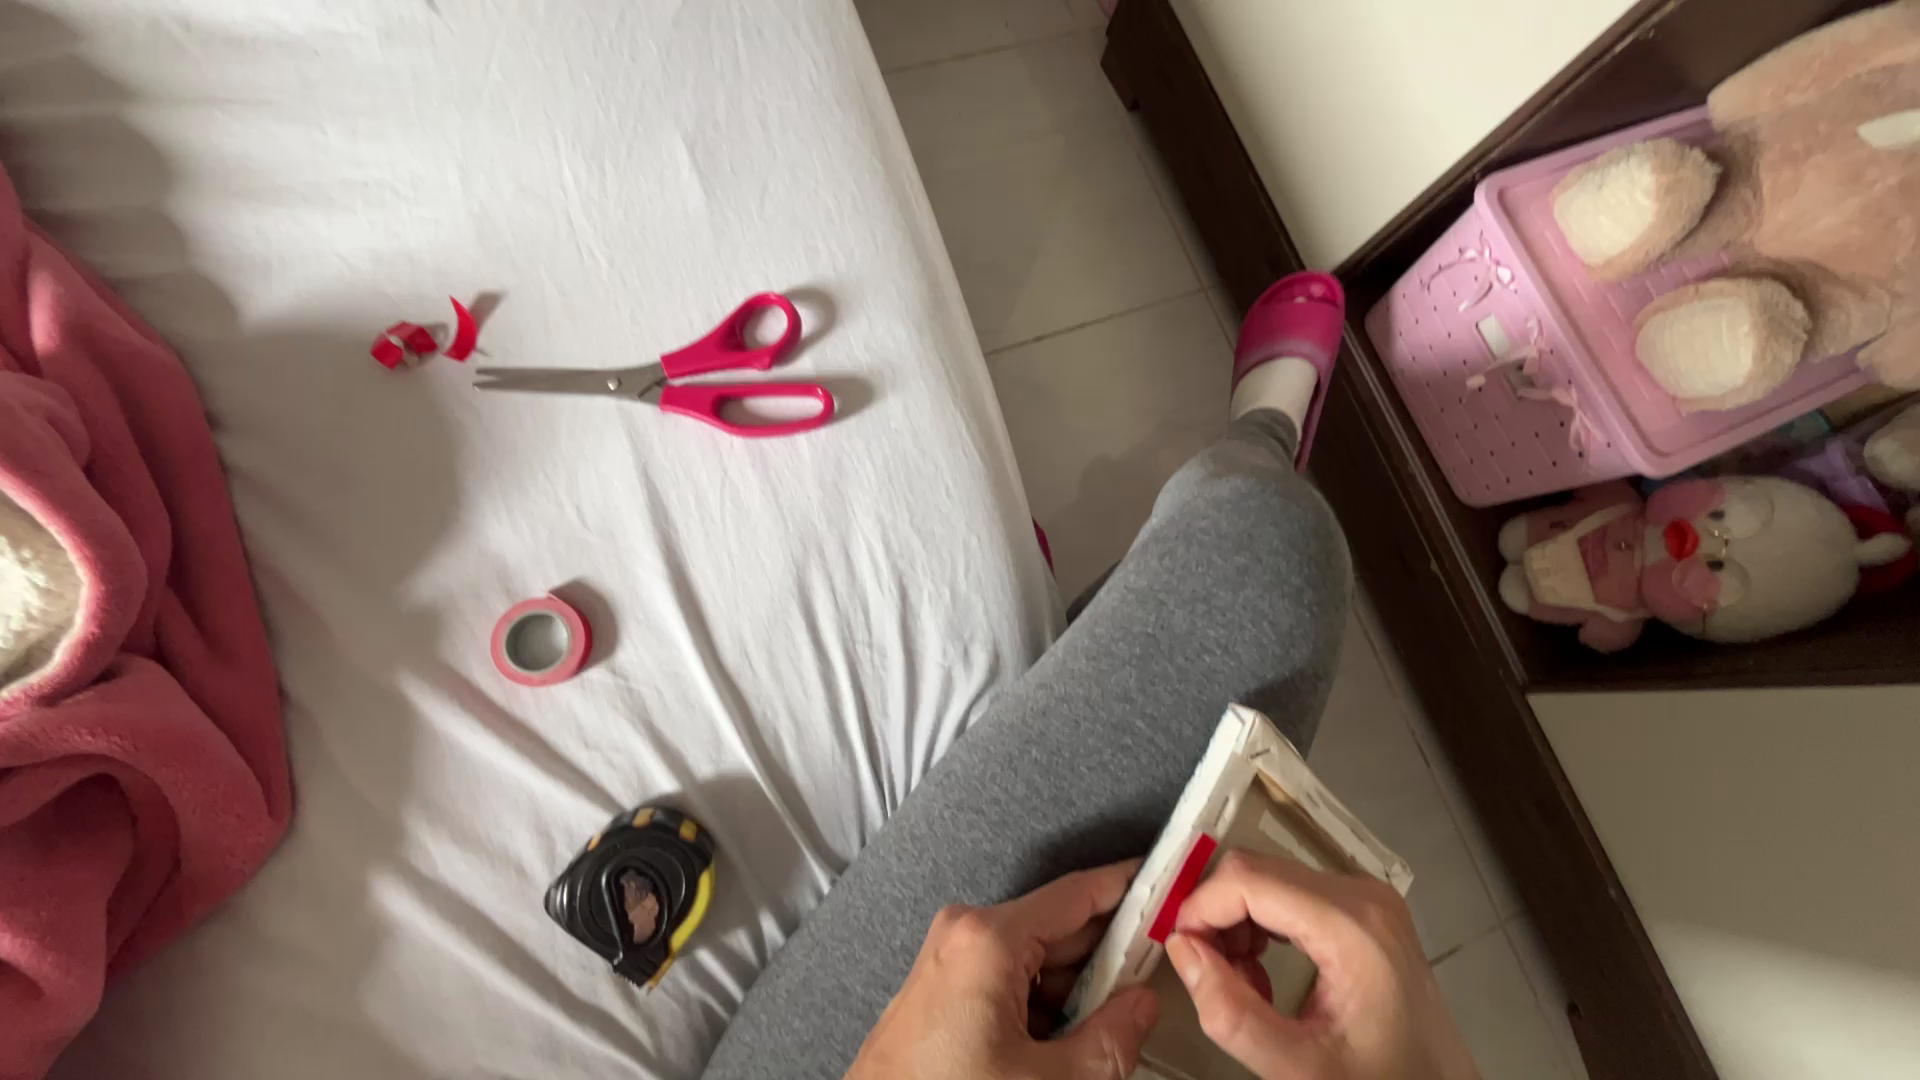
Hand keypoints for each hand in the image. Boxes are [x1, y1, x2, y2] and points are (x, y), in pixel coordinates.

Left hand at [845, 861, 1162, 1079]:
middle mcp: (966, 931)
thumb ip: (1109, 1040)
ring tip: (1111, 1021)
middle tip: (1154, 971)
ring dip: (1074, 986)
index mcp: (989, 938)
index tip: (1162, 881)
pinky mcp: (941, 985)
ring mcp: (949, 956)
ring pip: (1033, 957)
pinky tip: (1065, 1038)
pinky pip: (1006, 978)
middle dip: (1106, 952)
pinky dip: (1042, 1002)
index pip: (1076, 895)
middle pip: (1056, 928)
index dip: (1125, 887)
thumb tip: (1143, 1005)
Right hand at [1164, 851, 1479, 1079]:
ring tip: (1239, 983)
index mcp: (1352, 925)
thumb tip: (1179, 949)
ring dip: (1234, 922)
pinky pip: (1288, 891)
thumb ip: (1232, 1014)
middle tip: (1209, 975)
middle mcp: (1360, 893)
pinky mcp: (1363, 906)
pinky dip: (1259, 922)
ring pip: (1265, 877)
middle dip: (1216, 917)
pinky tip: (1261, 971)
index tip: (1179, 952)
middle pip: (1254, 870)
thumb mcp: (1301, 1073)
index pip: (1246, 879)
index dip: (1200, 908)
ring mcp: (1365, 896)